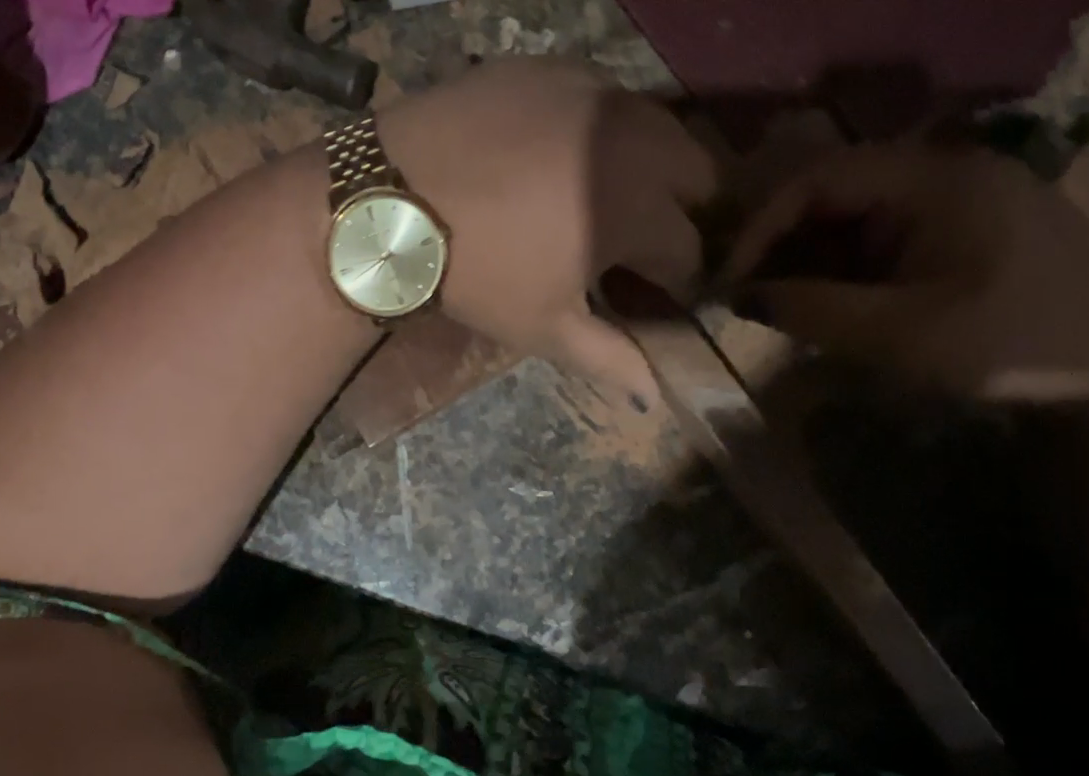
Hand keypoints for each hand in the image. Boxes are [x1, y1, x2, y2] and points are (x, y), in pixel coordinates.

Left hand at [377, 59, 717, 409]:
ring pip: (657, 126)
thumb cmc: (476, 274)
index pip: (690, 248)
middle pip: (699, 172)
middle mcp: (635, 136)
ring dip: (650, 165)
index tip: (654, 295)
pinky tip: (561, 158)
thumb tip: (653, 394)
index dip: (678, 280)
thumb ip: (609, 358)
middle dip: (683, 211)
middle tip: (641, 242)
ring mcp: (594, 92)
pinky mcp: (551, 67)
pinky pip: (601, 97)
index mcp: (640, 207)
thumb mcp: (544, 327)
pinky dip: (599, 130)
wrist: (389, 200)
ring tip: (606, 197)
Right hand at [723, 145, 1088, 402]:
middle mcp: (943, 173)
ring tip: (778, 311)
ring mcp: (956, 200)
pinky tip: (828, 309)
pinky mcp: (963, 231)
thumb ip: (815, 311)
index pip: (819, 178)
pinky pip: (883, 239)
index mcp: (935, 179)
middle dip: (780, 245)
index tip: (727, 281)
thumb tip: (740, 296)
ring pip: (855, 218)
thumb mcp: (902, 334)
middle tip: (743, 298)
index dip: (761, 226)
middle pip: (834, 192)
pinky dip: (844, 272)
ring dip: (809, 262)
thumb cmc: (1014, 345)